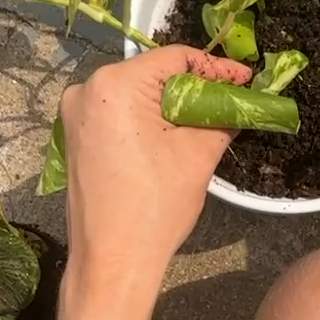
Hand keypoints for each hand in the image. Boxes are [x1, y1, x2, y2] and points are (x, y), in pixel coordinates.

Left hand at [59, 45, 251, 297]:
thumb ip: (222, 118)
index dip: (215, 68)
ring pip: (136, 98)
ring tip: (204, 125)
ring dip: (170, 109)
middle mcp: (86, 91)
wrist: (113, 262)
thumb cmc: (154, 209)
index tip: (245, 80)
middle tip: (228, 104)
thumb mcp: (198, 156)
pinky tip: (170, 142)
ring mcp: (74, 117)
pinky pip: (119, 118)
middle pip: (153, 76)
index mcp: (115, 86)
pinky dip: (147, 124)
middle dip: (194, 90)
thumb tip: (242, 104)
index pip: (175, 57)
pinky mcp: (74, 140)